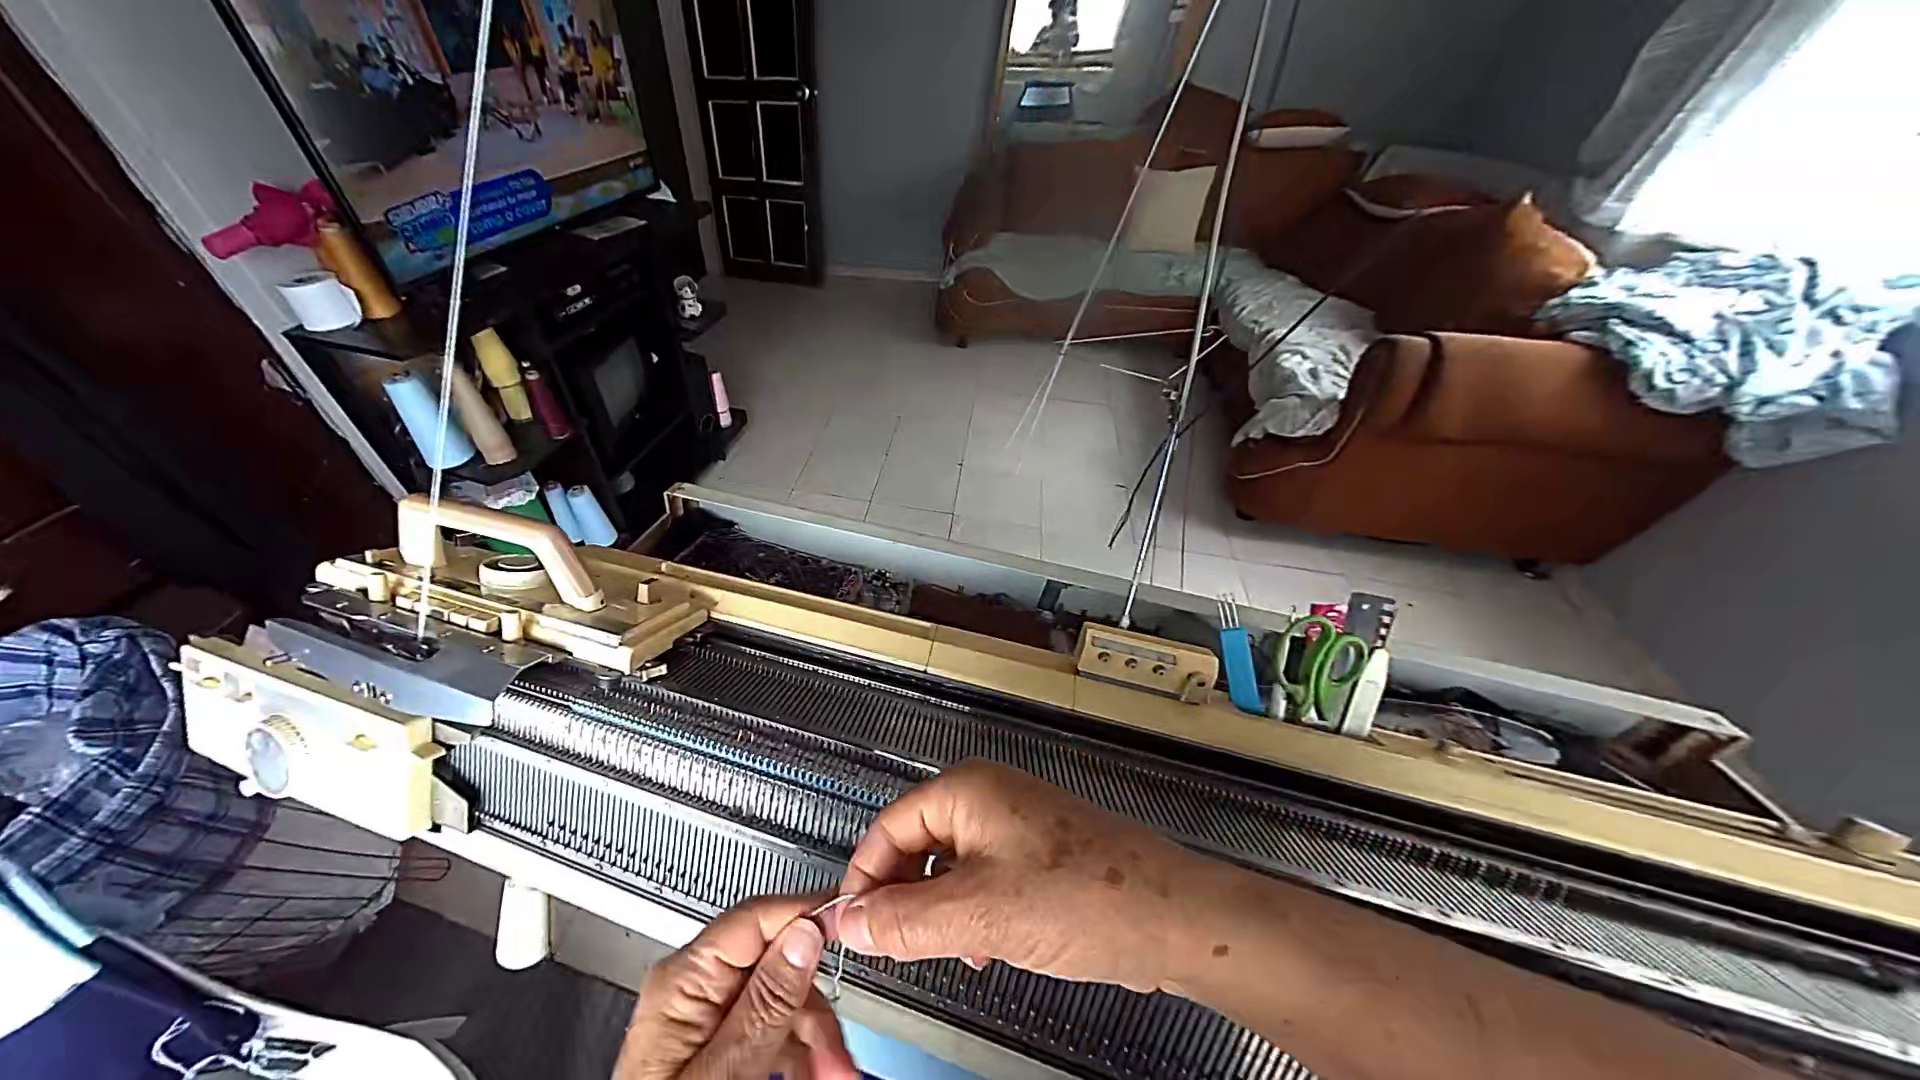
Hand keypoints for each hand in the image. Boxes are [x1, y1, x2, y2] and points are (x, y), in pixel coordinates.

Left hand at [613, 895, 857, 1079]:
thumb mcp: (723, 1073)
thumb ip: (766, 1003)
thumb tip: (804, 934)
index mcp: (682, 983)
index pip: (757, 916)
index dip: (807, 914)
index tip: (849, 924)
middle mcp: (692, 990)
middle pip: (778, 964)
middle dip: (819, 1006)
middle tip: (842, 1052)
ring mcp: (704, 1017)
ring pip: (781, 1001)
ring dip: (816, 1038)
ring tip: (835, 1075)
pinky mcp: (715, 1044)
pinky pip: (769, 1031)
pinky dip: (798, 1054)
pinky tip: (814, 1075)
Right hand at [832, 760, 1216, 992]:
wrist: (1170, 918)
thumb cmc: (1085, 897)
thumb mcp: (978, 914)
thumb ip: (903, 920)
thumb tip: (849, 922)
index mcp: (967, 789)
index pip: (888, 826)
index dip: (865, 877)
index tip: (853, 925)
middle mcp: (988, 796)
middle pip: (916, 844)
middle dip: (904, 897)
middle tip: (897, 943)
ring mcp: (1013, 824)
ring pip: (948, 867)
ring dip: (937, 910)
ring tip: (948, 948)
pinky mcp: (1034, 853)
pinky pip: (980, 878)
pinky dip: (969, 912)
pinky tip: (982, 945)